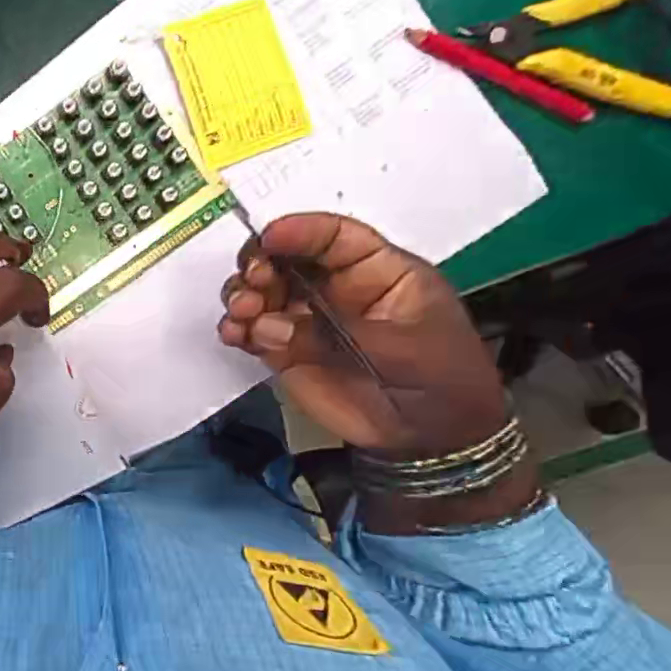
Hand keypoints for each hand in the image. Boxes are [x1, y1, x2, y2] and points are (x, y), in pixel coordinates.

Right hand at [217, 213, 536, 530]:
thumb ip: (333, 333)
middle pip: (284, 259)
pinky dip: (235, 329)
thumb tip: (270, 324)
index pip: (335, 238)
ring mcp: (304, 318)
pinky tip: (233, 336)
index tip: (268, 237)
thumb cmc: (437, 380)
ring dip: (242, 297)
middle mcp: (333, 289)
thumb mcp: (401, 348)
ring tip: (241, 316)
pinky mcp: (282, 349)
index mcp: (376, 273)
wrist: (429, 439)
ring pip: (260, 291)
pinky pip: (249, 330)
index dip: (301, 231)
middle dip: (260, 264)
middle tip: (253, 284)